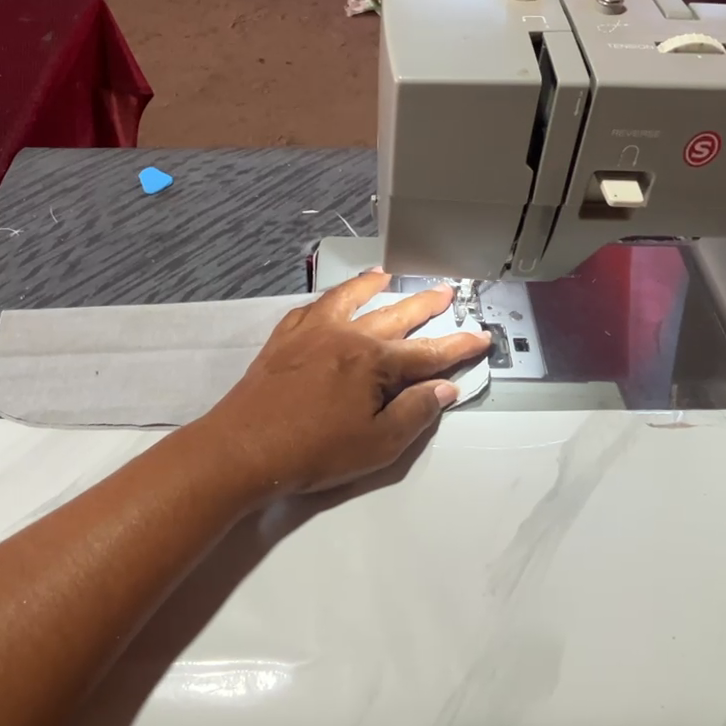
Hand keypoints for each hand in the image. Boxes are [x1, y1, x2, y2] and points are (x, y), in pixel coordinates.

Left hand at [190, 270, 491, 496]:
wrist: (244, 447)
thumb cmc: (315, 451)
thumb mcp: (378, 444)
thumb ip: (415, 413)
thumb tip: (445, 387)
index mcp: (374, 362)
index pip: (428, 353)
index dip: (459, 347)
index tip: (482, 336)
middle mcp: (347, 335)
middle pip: (395, 315)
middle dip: (425, 305)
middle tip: (446, 292)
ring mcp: (312, 331)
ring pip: (350, 298)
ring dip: (372, 285)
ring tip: (387, 274)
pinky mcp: (284, 338)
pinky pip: (313, 308)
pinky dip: (329, 299)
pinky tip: (332, 300)